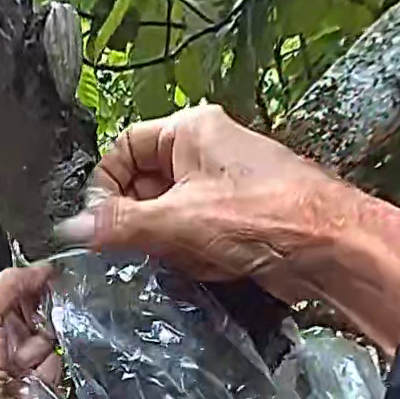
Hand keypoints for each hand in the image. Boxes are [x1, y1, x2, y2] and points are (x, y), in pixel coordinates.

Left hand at [0, 266, 58, 398]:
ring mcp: (19, 371)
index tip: (46, 276)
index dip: (24, 287)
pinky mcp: (40, 390)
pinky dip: (48, 372)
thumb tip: (40, 268)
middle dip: (35, 317)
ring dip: (40, 349)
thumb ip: (7, 287)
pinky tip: (34, 382)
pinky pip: (55, 368)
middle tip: (33, 323)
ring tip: (24, 364)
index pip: (5, 298)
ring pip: (46, 342)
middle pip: (29, 318)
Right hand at [55, 104, 399, 353]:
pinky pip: (192, 238)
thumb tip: (71, 229)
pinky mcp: (234, 222)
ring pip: (166, 218)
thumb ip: (120, 225)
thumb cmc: (258, 217)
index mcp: (189, 132)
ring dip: (164, 244)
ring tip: (179, 259)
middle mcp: (204, 154)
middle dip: (137, 223)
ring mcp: (220, 189)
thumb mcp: (177, 220)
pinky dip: (189, 256)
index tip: (99, 225)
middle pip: (143, 186)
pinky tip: (203, 267)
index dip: (106, 187)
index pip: (124, 149)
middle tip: (135, 251)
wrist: (328, 249)